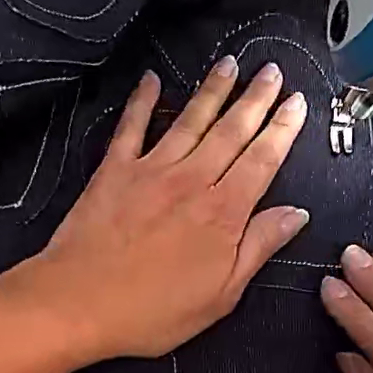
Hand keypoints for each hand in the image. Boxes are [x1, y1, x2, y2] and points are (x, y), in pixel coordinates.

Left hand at [12, 57, 309, 361]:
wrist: (76, 303)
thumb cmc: (153, 309)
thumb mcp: (222, 293)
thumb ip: (260, 246)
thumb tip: (297, 214)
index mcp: (223, 212)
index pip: (263, 159)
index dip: (283, 128)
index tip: (296, 102)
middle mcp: (193, 180)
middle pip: (232, 130)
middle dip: (256, 98)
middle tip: (271, 71)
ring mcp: (152, 169)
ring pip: (191, 119)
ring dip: (213, 89)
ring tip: (230, 63)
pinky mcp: (115, 169)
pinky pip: (132, 126)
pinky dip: (142, 100)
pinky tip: (152, 79)